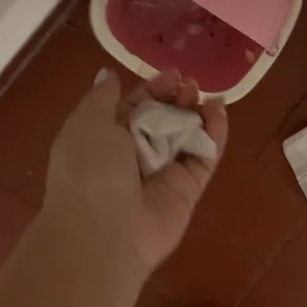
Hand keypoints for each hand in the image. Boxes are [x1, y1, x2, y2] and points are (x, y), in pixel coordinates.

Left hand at [45, 68, 228, 272]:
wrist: (103, 231)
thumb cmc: (89, 170)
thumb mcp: (86, 123)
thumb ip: (102, 98)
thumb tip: (108, 75)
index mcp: (104, 138)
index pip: (133, 107)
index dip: (152, 89)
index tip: (171, 75)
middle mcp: (134, 156)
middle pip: (162, 120)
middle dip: (176, 99)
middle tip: (189, 84)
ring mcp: (163, 173)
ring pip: (186, 137)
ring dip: (197, 113)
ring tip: (207, 95)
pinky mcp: (188, 190)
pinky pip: (204, 157)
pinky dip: (214, 135)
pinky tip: (220, 112)